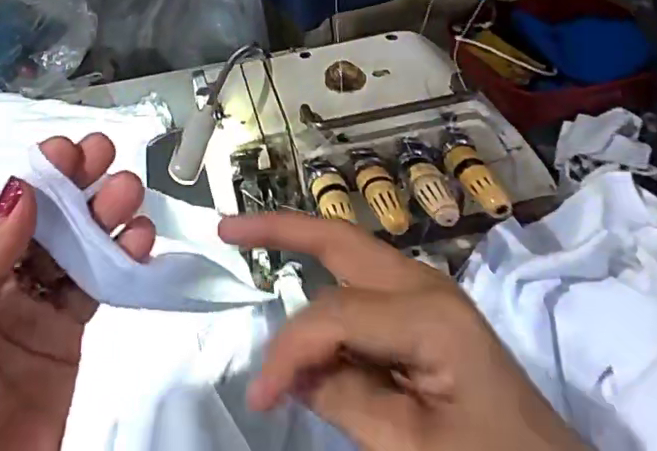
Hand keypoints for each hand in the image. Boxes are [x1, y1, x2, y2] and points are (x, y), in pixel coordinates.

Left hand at [0, 133, 153, 450]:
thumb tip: (19, 192)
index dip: (31, 177)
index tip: (65, 152)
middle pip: (37, 221)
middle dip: (70, 186)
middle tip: (104, 156)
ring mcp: (27, 311)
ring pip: (68, 251)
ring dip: (98, 218)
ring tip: (126, 193)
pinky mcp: (60, 344)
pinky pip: (88, 292)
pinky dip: (113, 264)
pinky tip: (132, 242)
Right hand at [218, 213, 587, 450]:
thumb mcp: (410, 449)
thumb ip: (339, 396)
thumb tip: (289, 368)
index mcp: (430, 318)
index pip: (331, 318)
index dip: (288, 353)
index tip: (259, 397)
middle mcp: (427, 287)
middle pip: (336, 239)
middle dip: (277, 228)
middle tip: (225, 229)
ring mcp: (431, 294)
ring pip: (346, 252)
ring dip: (299, 248)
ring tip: (249, 243)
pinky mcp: (430, 312)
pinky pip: (362, 284)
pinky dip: (324, 285)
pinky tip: (301, 296)